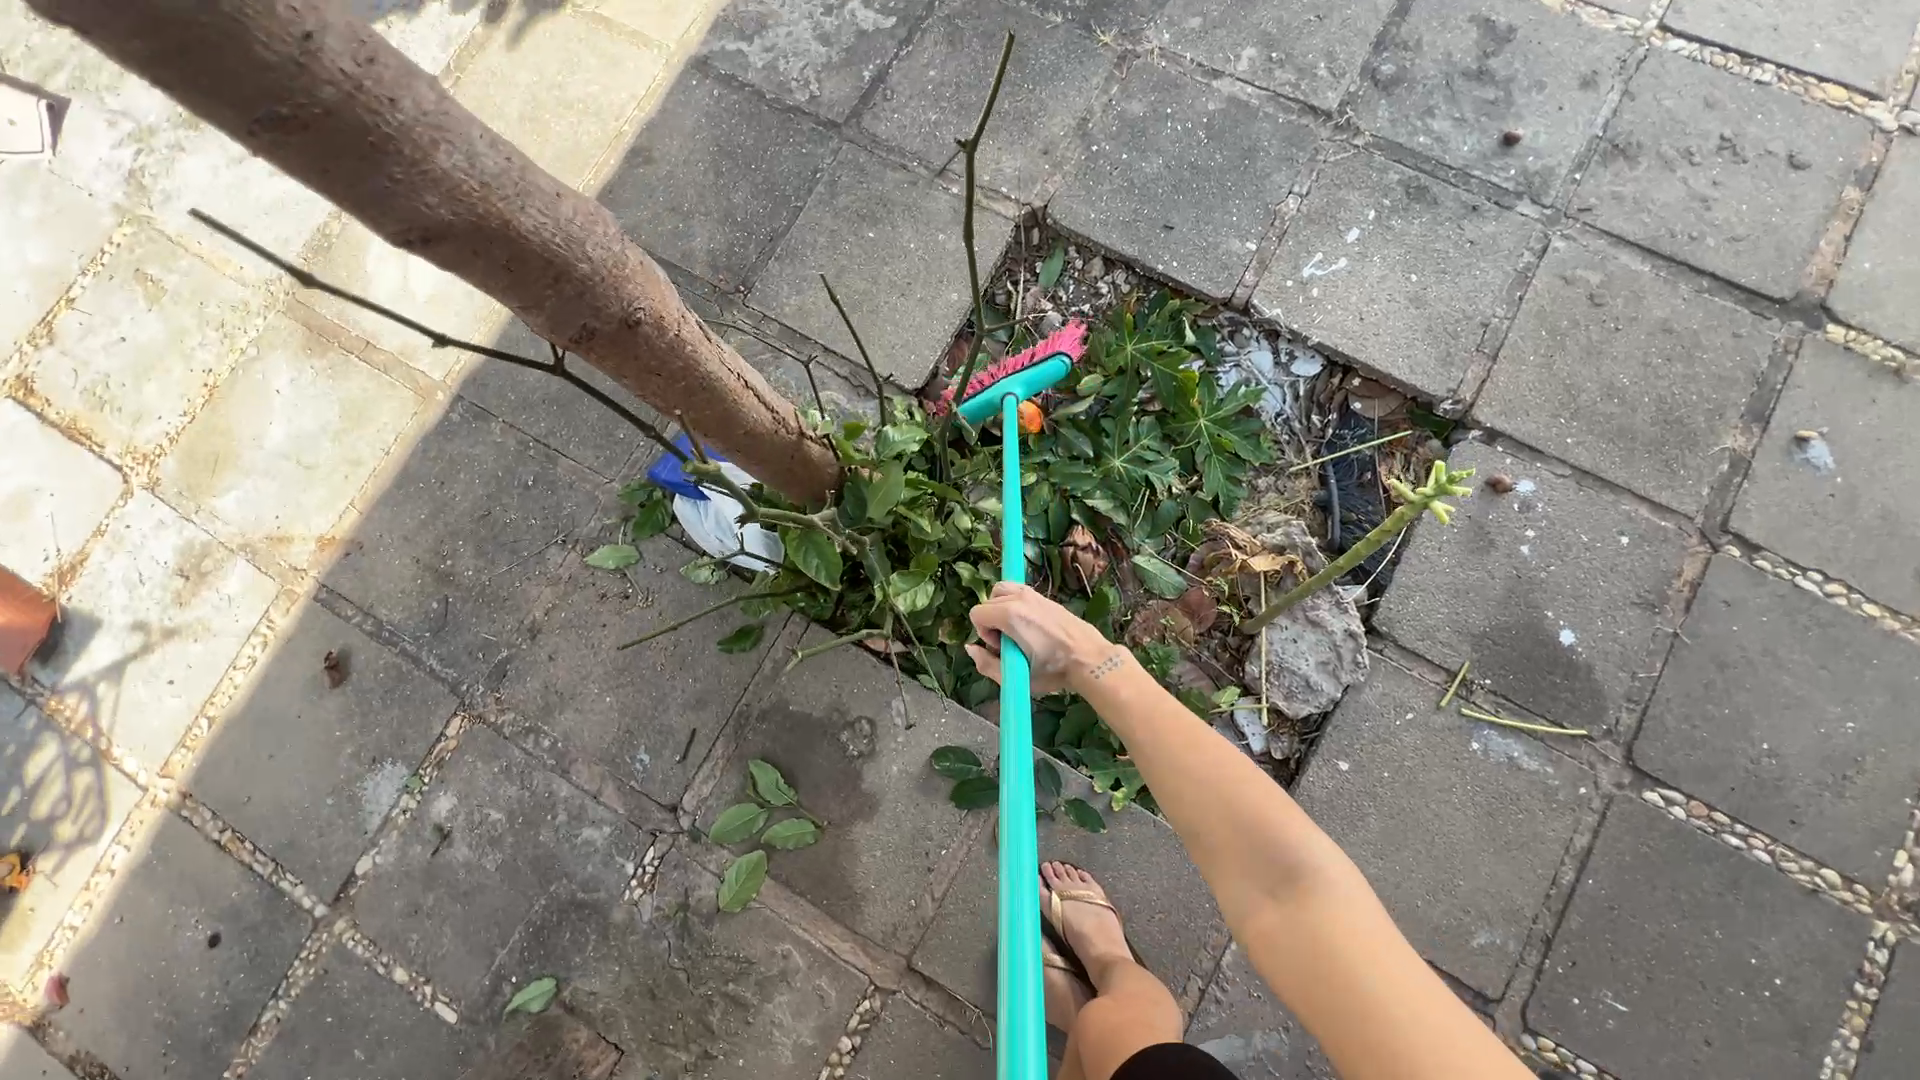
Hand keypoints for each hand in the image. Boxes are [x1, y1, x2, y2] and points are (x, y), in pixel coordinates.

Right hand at [966, 582, 1116, 695]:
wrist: (1089, 658)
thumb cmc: (1053, 671)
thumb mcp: (1015, 676)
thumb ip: (985, 664)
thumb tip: (970, 648)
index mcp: (1010, 615)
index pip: (977, 612)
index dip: (983, 633)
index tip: (1000, 648)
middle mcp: (1019, 598)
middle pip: (988, 601)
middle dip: (991, 622)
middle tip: (1009, 643)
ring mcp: (1033, 594)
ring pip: (1002, 591)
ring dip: (1000, 609)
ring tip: (1015, 630)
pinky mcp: (1044, 596)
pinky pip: (1018, 592)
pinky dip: (1014, 604)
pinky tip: (1028, 626)